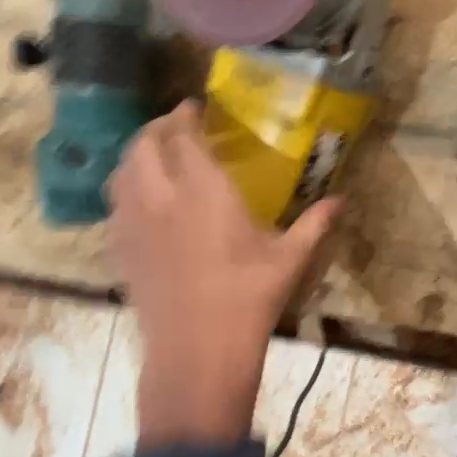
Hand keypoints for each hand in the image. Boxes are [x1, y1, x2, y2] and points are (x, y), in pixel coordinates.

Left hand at [108, 101, 338, 450]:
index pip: (183, 139)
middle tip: (176, 126)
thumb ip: (314, 223)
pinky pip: (114, 205)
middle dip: (156, 129)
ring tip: (155, 156)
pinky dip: (126, 189)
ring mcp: (133, 225)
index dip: (184, 117)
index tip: (193, 107)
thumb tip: (341, 200)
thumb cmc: (250, 297)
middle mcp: (161, 199)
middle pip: (142, 147)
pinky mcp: (120, 250)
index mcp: (205, 193)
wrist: (197, 349)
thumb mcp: (290, 258)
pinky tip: (145, 202)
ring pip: (120, 173)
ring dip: (135, 156)